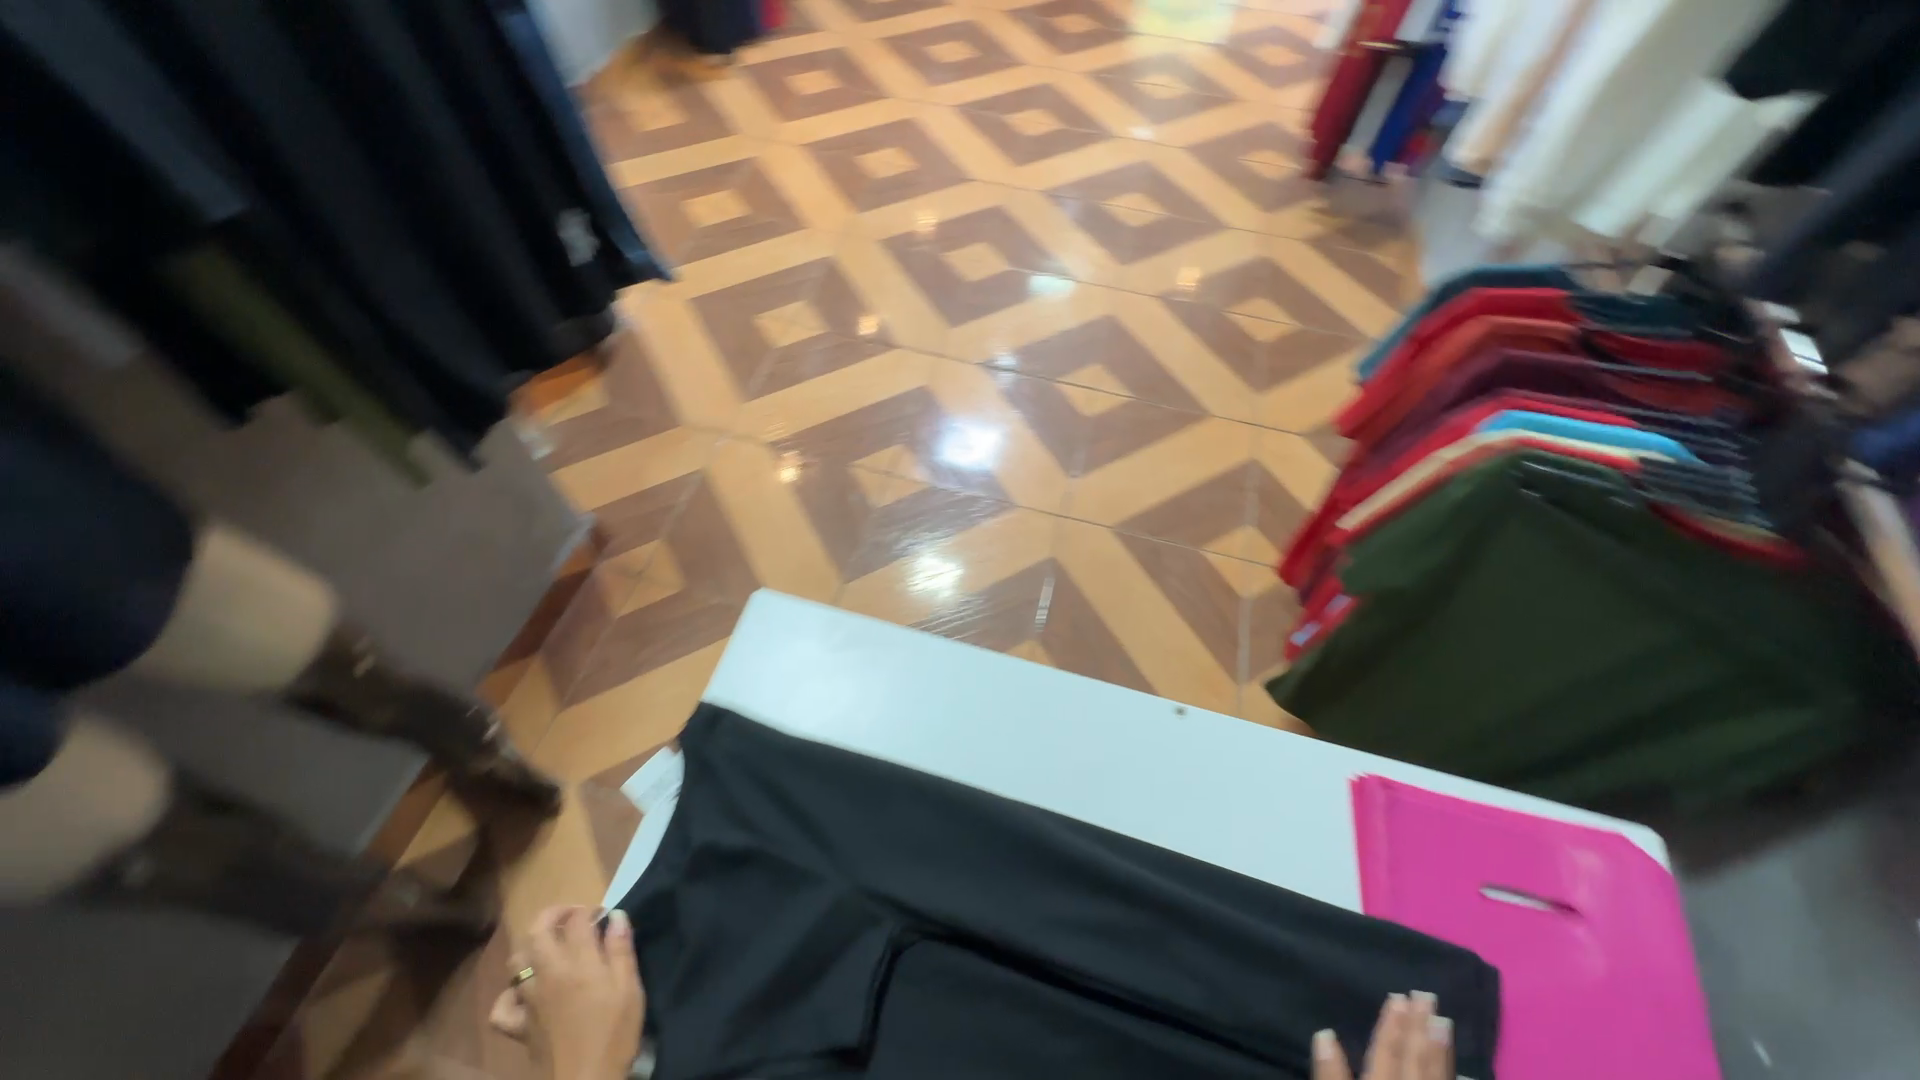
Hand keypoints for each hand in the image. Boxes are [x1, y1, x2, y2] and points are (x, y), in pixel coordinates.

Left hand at [507, 905, 643, 1079]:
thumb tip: (615, 916)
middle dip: (554, 915)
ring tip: (553, 948)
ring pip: (517, 961)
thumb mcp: (629, 988)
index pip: (577, 921)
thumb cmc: (615, 1034)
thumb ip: (621, 950)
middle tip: (574, 917)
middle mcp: (548, 975)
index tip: (605, 916)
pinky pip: (502, 1006)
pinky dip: (509, 994)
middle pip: (537, 931)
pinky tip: (524, 993)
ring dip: (532, 946)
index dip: (590, 911)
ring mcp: (529, 1001)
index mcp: (578, 964)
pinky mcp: (520, 1026)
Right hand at [1313, 992, 1452, 1079]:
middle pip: (1414, 1060)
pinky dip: (1453, 1077)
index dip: (1392, 1025)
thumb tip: (1324, 1035)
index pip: (1386, 1052)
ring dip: (1439, 1049)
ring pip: (1435, 1075)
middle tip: (1427, 996)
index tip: (1399, 997)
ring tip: (1445, 1021)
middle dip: (1419, 1028)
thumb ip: (1330, 1074)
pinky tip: (1464, 1070)